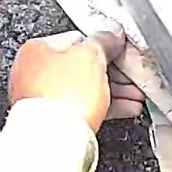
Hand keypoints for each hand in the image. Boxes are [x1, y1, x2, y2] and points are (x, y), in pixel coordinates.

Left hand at [9, 31, 144, 132]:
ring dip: (114, 91)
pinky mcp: (55, 120)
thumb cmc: (64, 94)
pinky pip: (85, 108)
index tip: (123, 55)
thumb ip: (103, 41)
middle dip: (114, 74)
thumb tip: (112, 33)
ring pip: (87, 89)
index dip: (106, 47)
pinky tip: (126, 108)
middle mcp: (35, 72)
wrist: (53, 138)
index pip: (79, 40)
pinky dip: (107, 106)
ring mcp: (44, 98)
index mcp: (38, 49)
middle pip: (84, 67)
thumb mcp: (90, 56)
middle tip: (133, 79)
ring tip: (136, 96)